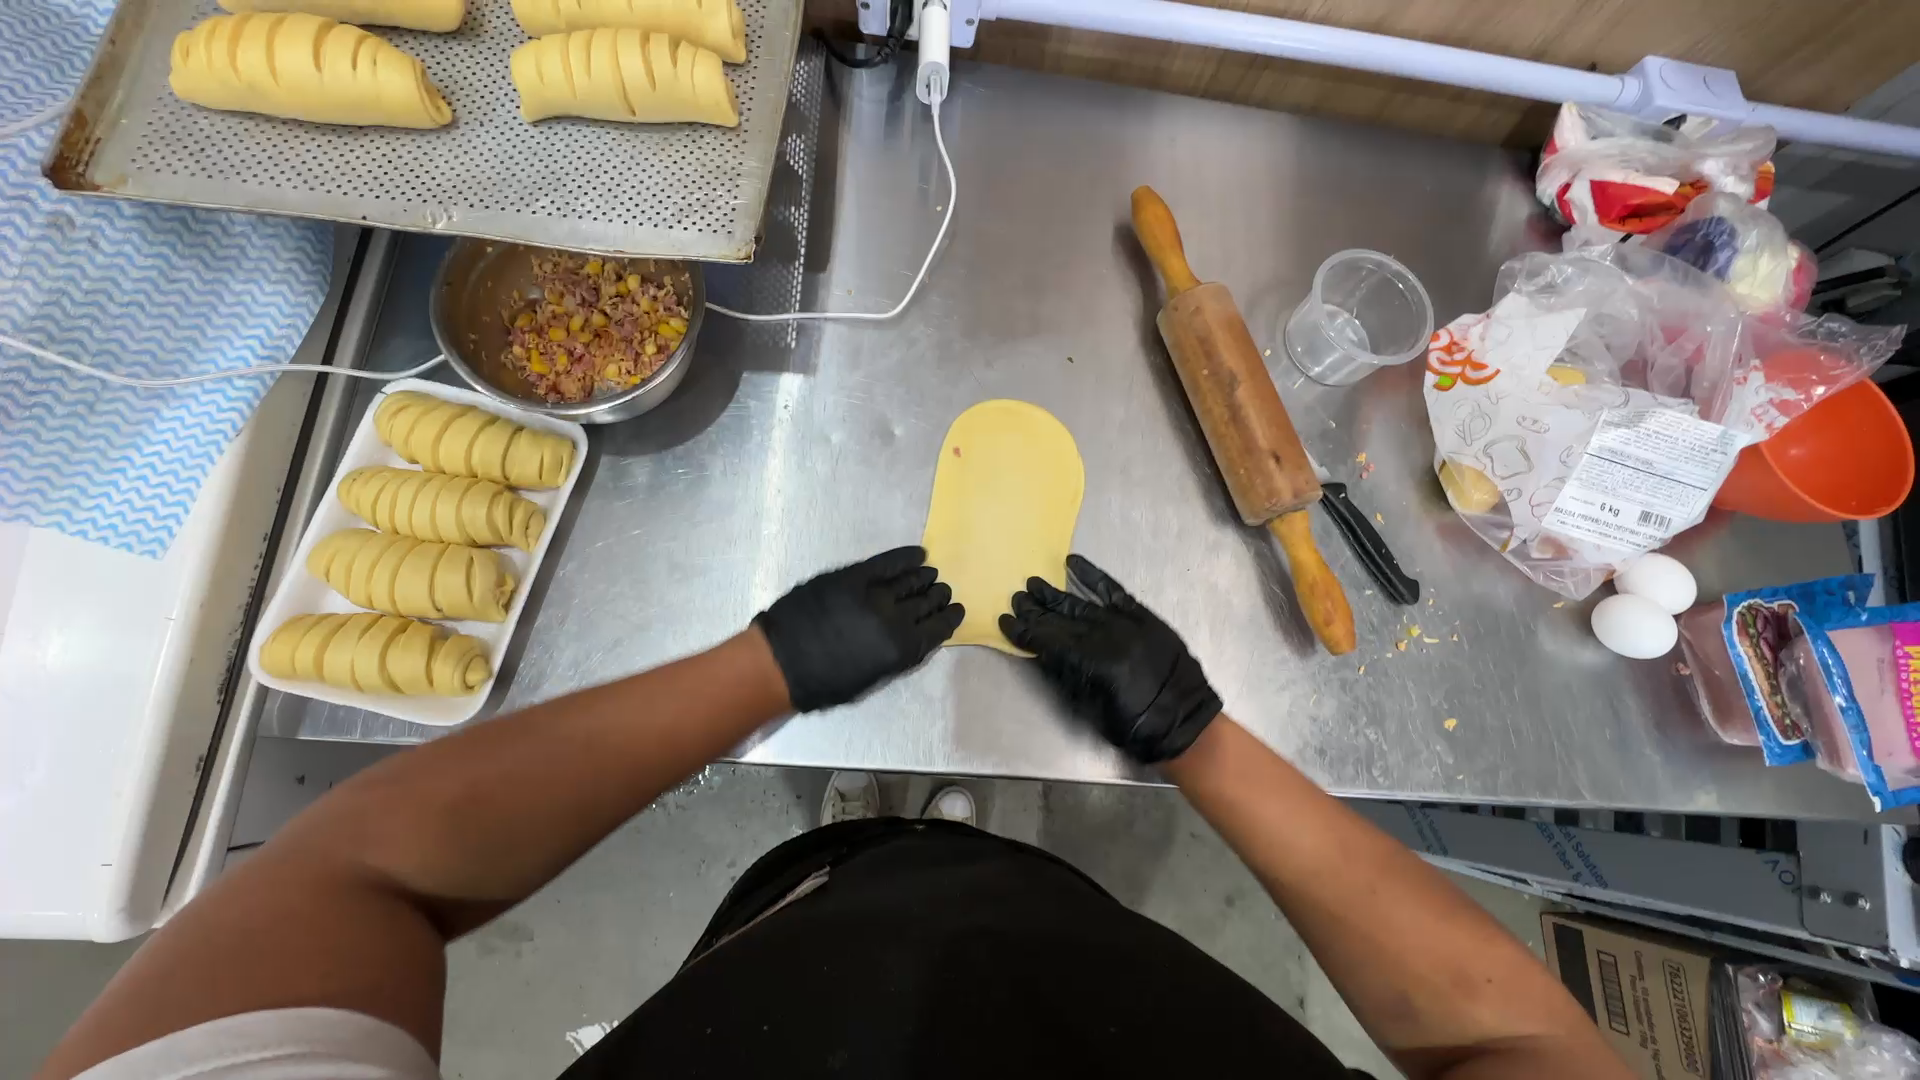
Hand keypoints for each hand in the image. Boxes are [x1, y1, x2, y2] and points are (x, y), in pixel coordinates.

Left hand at [754, 546, 964, 710]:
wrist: (780, 663)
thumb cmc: (822, 685)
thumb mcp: (871, 681)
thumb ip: (896, 658)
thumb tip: (909, 640)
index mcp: (901, 650)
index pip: (936, 630)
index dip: (949, 619)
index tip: (956, 610)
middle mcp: (894, 619)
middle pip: (925, 603)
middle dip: (937, 597)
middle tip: (943, 590)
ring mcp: (873, 594)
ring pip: (909, 581)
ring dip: (923, 578)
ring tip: (931, 575)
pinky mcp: (852, 576)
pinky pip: (886, 562)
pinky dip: (904, 557)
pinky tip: (918, 554)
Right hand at [1000, 554, 1220, 763]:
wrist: (1185, 721)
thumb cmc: (1135, 727)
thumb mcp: (1091, 710)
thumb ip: (1066, 677)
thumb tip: (1041, 653)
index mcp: (1090, 663)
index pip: (1047, 641)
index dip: (1024, 632)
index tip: (1005, 622)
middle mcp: (1104, 636)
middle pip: (1060, 619)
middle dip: (1035, 611)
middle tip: (1016, 599)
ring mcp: (1124, 622)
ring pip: (1080, 603)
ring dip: (1055, 595)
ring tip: (1034, 584)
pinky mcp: (1141, 614)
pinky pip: (1112, 589)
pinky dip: (1092, 576)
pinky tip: (1073, 564)